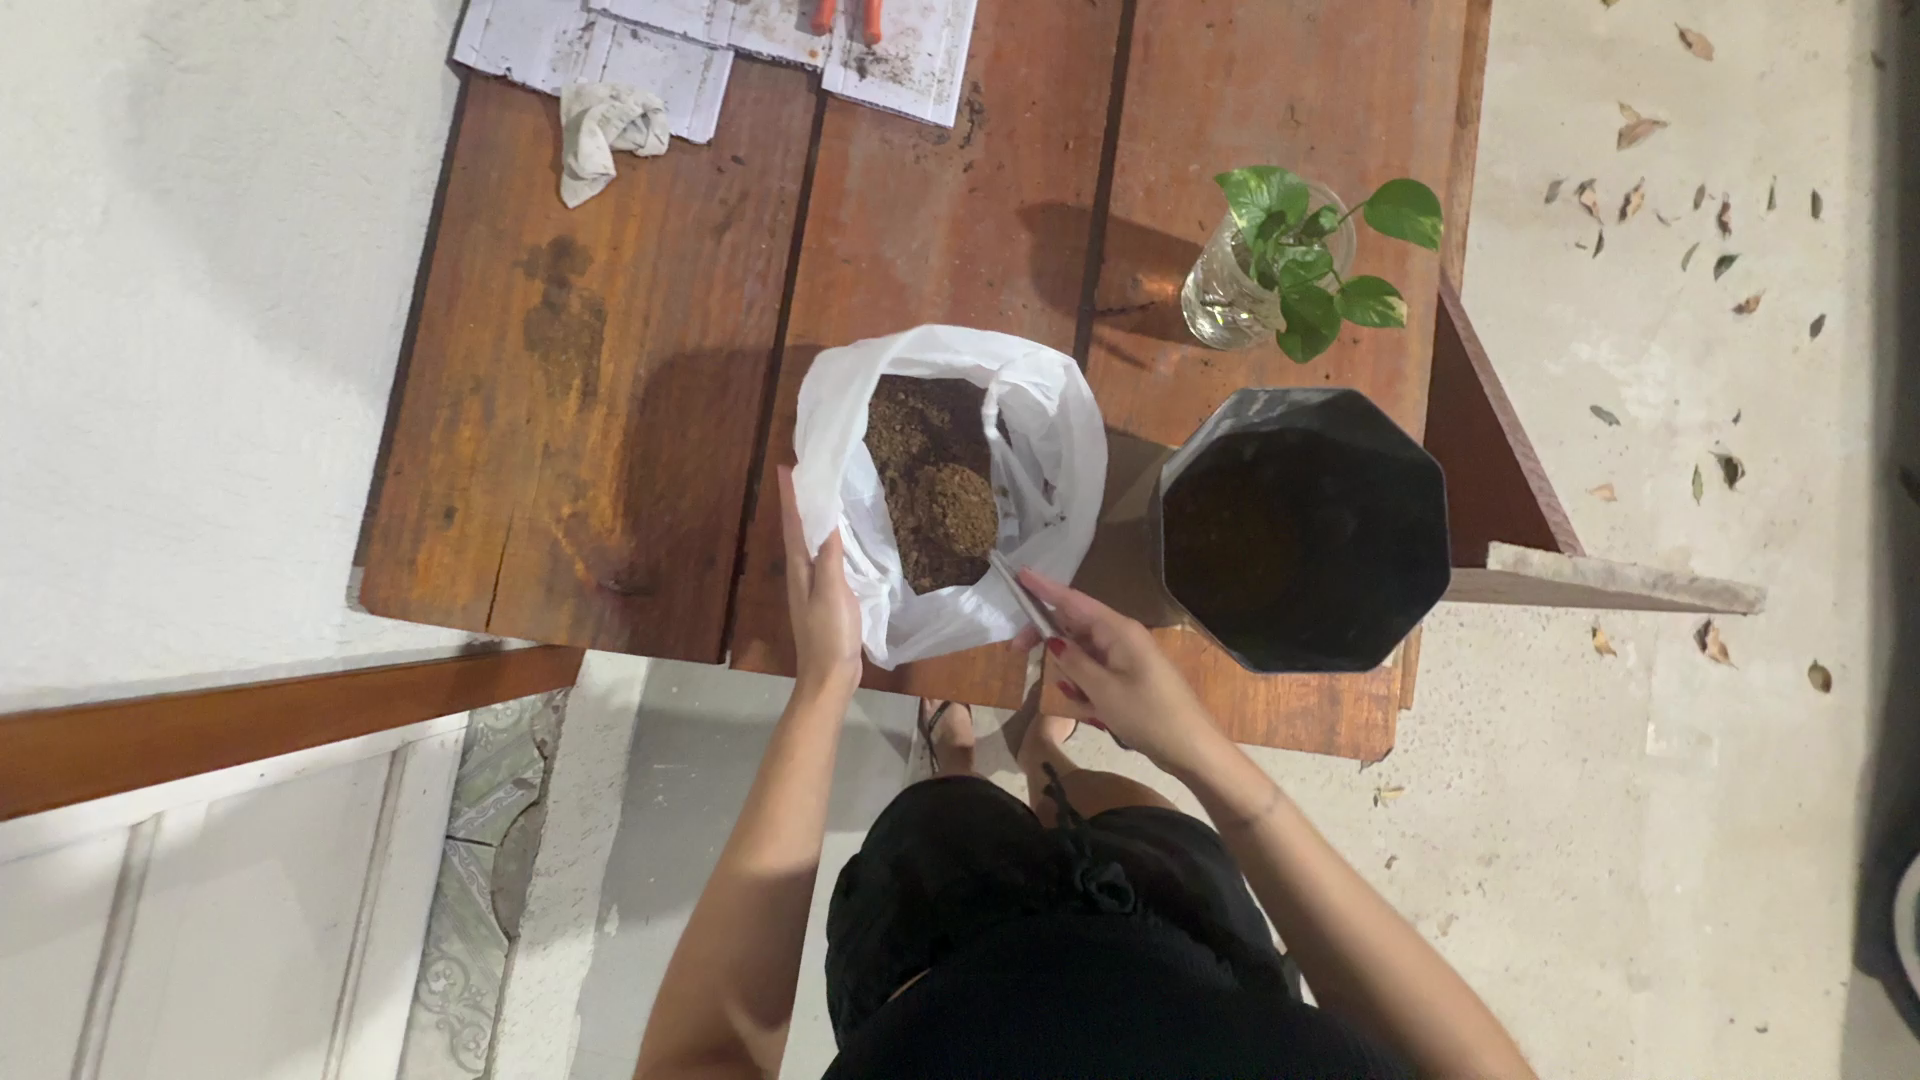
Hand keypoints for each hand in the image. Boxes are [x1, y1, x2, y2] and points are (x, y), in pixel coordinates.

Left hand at [778, 465, 862, 698]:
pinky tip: (839, 542)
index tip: (786, 468)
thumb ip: (830, 559)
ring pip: (809, 545)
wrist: (830, 676)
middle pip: (797, 532)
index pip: (793, 526)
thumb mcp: (832, 594)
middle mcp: (801, 575)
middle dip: (798, 503)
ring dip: (811, 521)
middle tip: (804, 475)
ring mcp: (812, 588)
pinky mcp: (826, 599)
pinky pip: (824, 560)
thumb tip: (827, 524)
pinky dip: (828, 542)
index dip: (789, 498)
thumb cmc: (830, 635)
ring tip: (820, 498)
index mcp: (800, 571)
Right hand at [1011, 569, 1227, 775]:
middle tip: (1017, 652)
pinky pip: (1095, 672)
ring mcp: (1126, 657)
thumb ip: (1074, 662)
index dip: (1044, 588)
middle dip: (1047, 639)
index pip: (1073, 601)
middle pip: (1073, 625)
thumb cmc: (1149, 716)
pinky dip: (1085, 688)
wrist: (1192, 748)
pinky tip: (1090, 710)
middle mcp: (1121, 637)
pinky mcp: (1128, 677)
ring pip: (1082, 652)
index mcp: (1118, 631)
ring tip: (1079, 701)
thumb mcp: (1103, 690)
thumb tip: (1052, 640)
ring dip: (1070, 673)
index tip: (1019, 574)